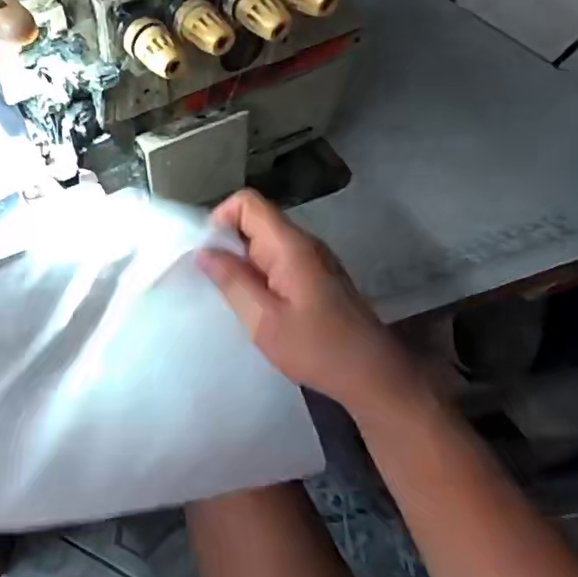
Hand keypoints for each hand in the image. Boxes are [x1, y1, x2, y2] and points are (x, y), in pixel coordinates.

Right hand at [197, 190, 428, 417]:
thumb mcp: (263, 319)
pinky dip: (259, 274)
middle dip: (227, 245)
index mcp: (290, 246)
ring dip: (242, 263)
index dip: (220, 219)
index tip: (208, 256)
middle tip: (218, 284)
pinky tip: (259, 306)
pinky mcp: (316, 276)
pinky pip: (277, 259)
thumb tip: (204, 251)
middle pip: (254, 220)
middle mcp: (303, 243)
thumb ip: (231, 280)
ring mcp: (312, 259)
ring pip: (264, 242)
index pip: (247, 202)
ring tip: (237, 299)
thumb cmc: (317, 348)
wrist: (373, 374)